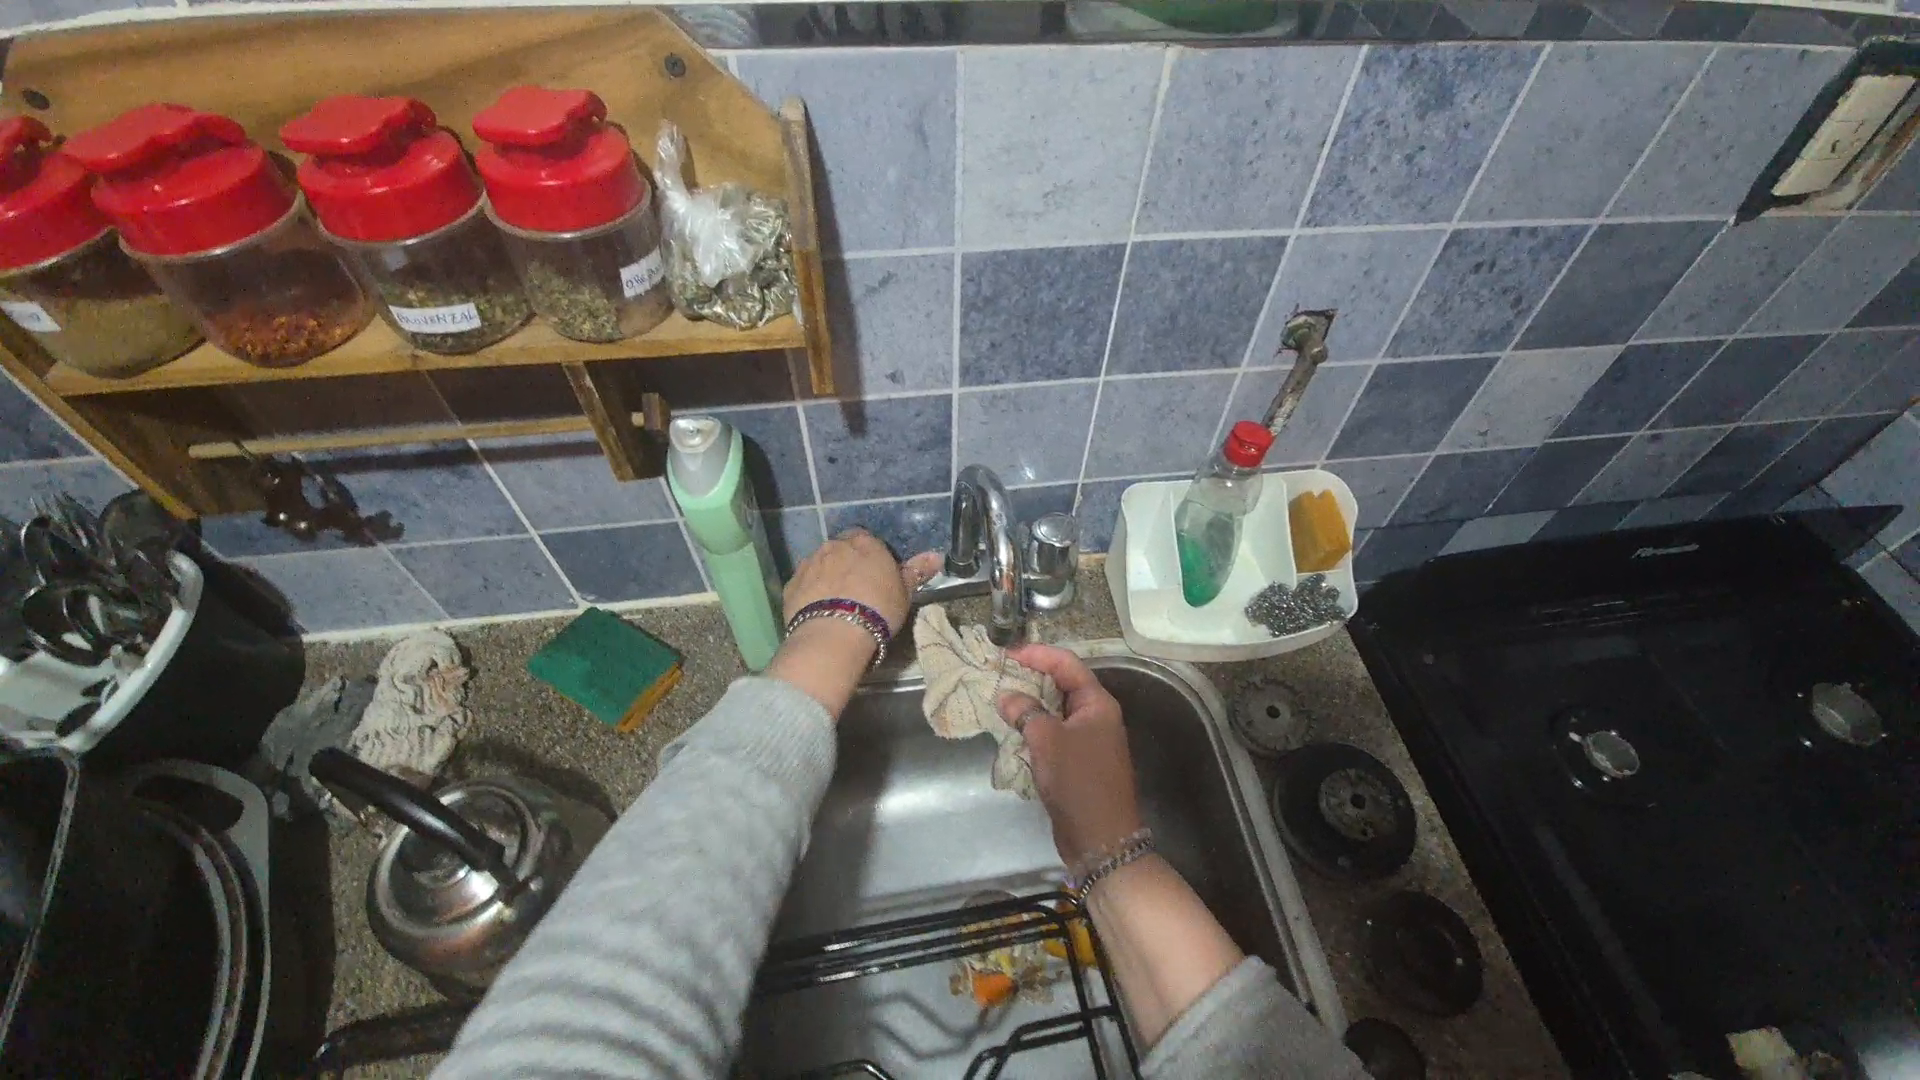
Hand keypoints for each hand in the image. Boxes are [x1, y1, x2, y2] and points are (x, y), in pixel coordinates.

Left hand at [769, 531, 941, 714]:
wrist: (834, 634)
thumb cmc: (878, 610)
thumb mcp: (904, 593)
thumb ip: (917, 571)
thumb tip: (937, 556)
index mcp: (864, 543)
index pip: (867, 540)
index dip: (871, 557)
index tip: (876, 576)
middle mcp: (834, 546)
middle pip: (842, 550)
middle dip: (847, 564)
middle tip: (857, 590)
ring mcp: (810, 563)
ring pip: (821, 564)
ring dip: (827, 576)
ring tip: (837, 602)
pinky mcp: (791, 584)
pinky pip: (804, 583)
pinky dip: (811, 591)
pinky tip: (819, 611)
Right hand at [997, 644, 1143, 868]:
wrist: (1100, 838)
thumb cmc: (1078, 781)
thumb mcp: (1048, 740)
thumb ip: (1026, 712)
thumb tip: (1006, 696)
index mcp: (1097, 704)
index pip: (1067, 664)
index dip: (1038, 654)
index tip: (1007, 653)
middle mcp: (1096, 716)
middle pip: (1062, 684)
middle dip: (1032, 676)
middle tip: (1000, 672)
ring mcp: (1088, 739)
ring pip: (1056, 709)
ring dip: (1031, 702)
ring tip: (1001, 696)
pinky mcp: (1078, 760)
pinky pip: (1054, 731)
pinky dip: (1034, 725)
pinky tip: (1013, 727)